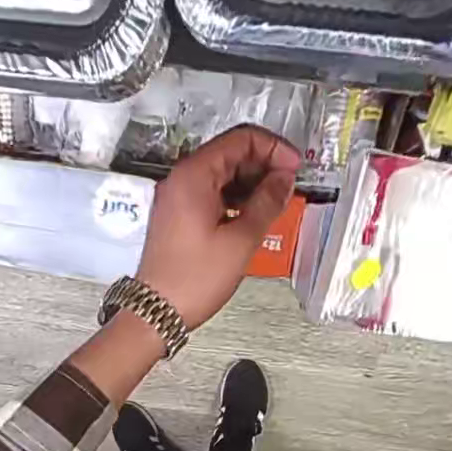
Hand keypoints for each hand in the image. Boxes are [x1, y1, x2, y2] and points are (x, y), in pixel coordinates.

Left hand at [136, 124, 301, 329]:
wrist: (157, 311)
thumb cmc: (193, 280)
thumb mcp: (240, 241)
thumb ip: (267, 204)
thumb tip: (284, 180)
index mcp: (194, 175)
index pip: (241, 139)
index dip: (274, 148)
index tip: (294, 167)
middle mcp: (181, 179)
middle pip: (230, 154)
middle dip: (264, 166)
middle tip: (288, 188)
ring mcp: (177, 198)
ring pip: (221, 176)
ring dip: (250, 185)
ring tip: (274, 206)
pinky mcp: (177, 217)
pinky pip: (211, 195)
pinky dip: (234, 200)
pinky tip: (252, 218)